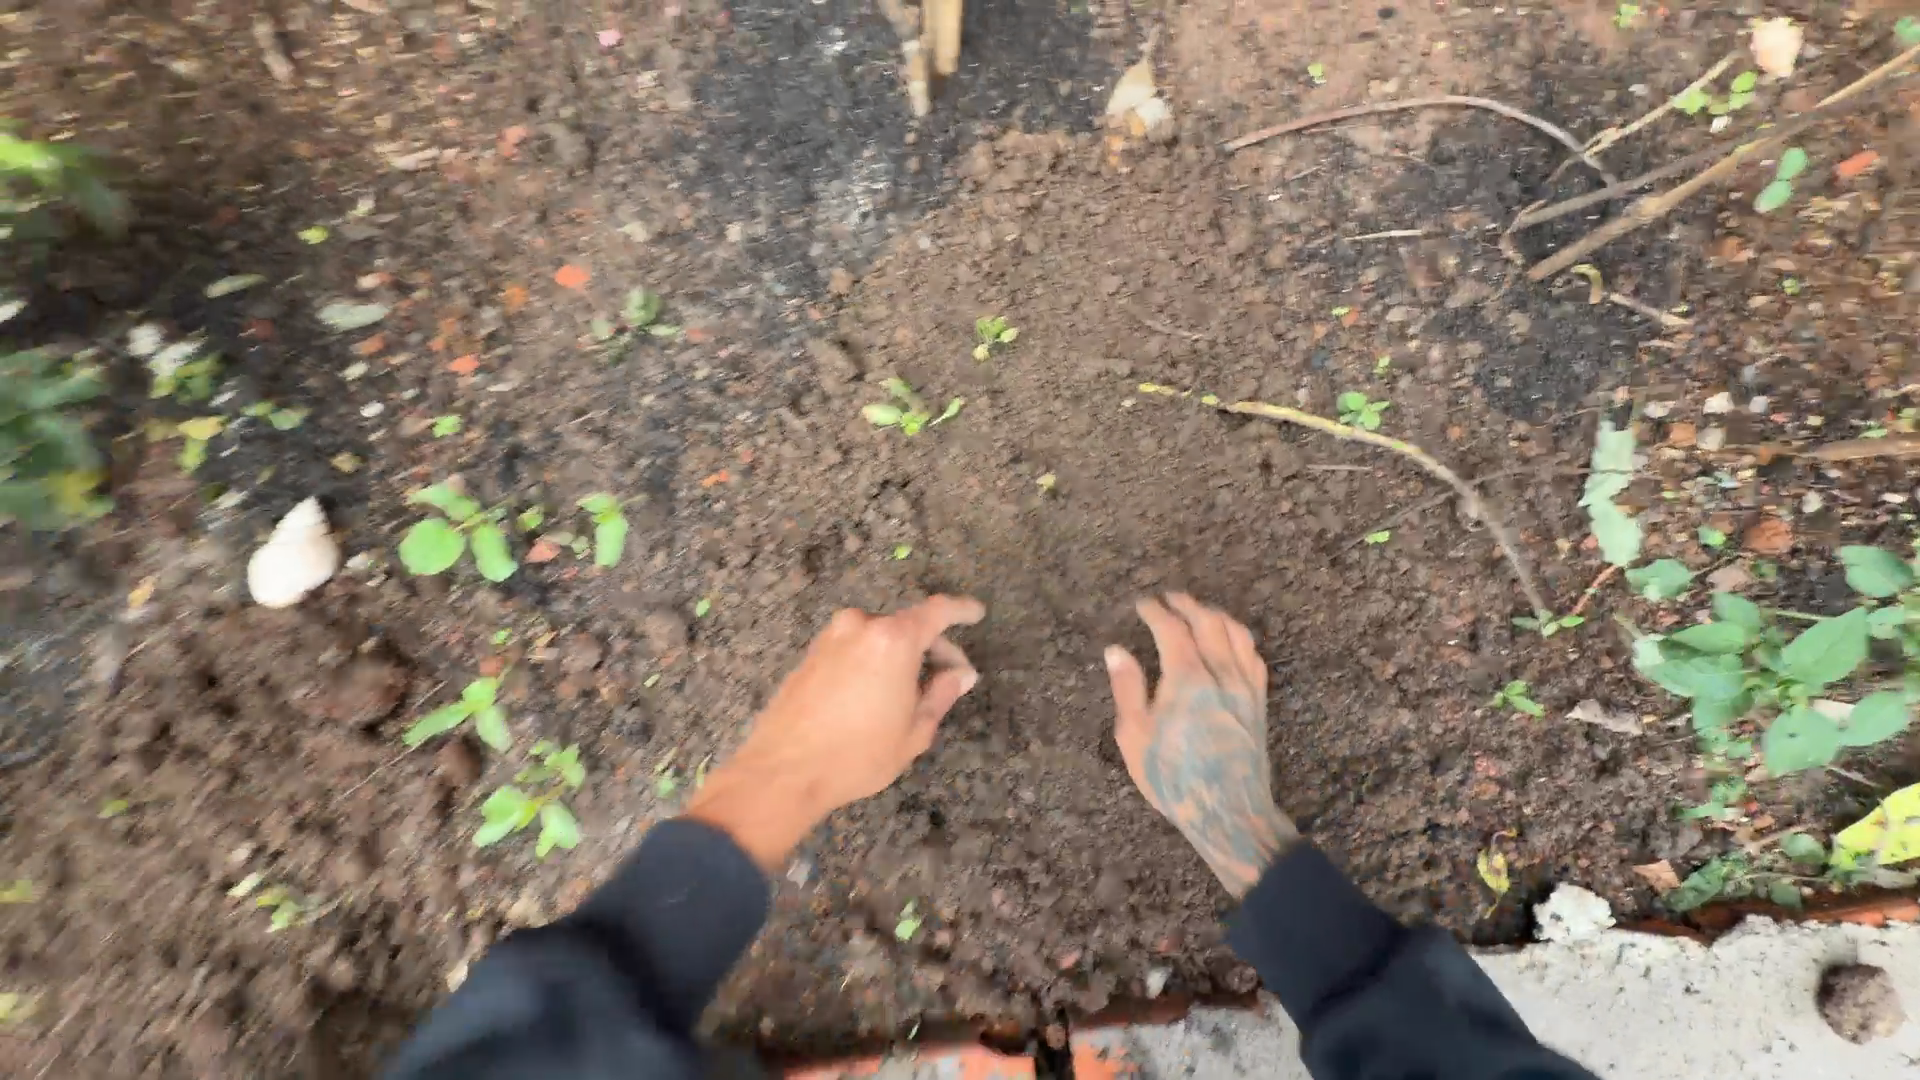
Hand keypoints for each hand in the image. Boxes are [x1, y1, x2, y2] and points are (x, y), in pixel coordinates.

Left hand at [684, 595, 985, 872]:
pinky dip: (875, 661)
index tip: (977, 613)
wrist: (782, 772)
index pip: (938, 611)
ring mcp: (831, 638)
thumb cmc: (856, 755)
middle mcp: (860, 627)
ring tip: (913, 693)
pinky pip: (856, 648)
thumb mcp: (913, 732)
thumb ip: (941, 694)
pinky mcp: (812, 654)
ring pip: (880, 638)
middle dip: (934, 648)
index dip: (962, 610)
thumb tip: (960, 674)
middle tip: (950, 679)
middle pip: (909, 626)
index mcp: (892, 639)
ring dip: (902, 656)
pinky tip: (879, 693)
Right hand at [1105, 594, 1298, 896]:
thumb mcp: (1135, 736)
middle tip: (1170, 598)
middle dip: (1188, 604)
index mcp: (1187, 679)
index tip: (1142, 604)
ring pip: (1237, 634)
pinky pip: (1253, 656)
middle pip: (1209, 622)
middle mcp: (1221, 675)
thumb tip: (1116, 651)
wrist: (1229, 812)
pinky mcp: (1258, 703)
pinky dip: (1238, 638)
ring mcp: (1245, 688)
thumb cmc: (1174, 777)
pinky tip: (1229, 641)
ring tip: (1199, 611)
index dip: (1156, 612)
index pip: (1172, 629)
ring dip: (1216, 615)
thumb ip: (1127, 688)